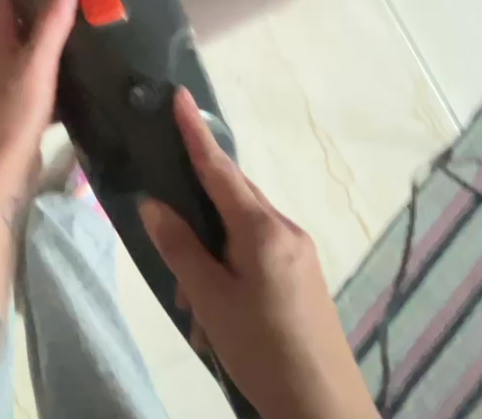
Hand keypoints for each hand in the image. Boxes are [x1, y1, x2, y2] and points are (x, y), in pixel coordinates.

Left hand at [0, 0, 77, 187]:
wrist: (4, 169)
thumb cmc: (16, 111)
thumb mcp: (37, 62)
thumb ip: (51, 23)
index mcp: (0, 46)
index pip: (3, 3)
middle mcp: (2, 62)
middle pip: (18, 27)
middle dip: (39, 8)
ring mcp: (12, 88)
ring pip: (33, 55)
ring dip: (52, 40)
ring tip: (84, 26)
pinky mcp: (26, 112)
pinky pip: (45, 82)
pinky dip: (61, 73)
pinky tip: (84, 75)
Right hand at [141, 89, 377, 418]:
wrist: (326, 415)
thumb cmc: (263, 351)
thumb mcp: (210, 300)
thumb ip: (180, 246)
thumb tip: (154, 204)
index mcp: (262, 230)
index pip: (219, 168)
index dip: (195, 131)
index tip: (180, 94)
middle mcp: (285, 231)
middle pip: (232, 194)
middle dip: (197, 201)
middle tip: (165, 215)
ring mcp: (299, 256)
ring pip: (241, 228)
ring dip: (210, 250)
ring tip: (192, 304)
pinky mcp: (302, 279)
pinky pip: (256, 252)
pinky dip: (228, 268)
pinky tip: (216, 314)